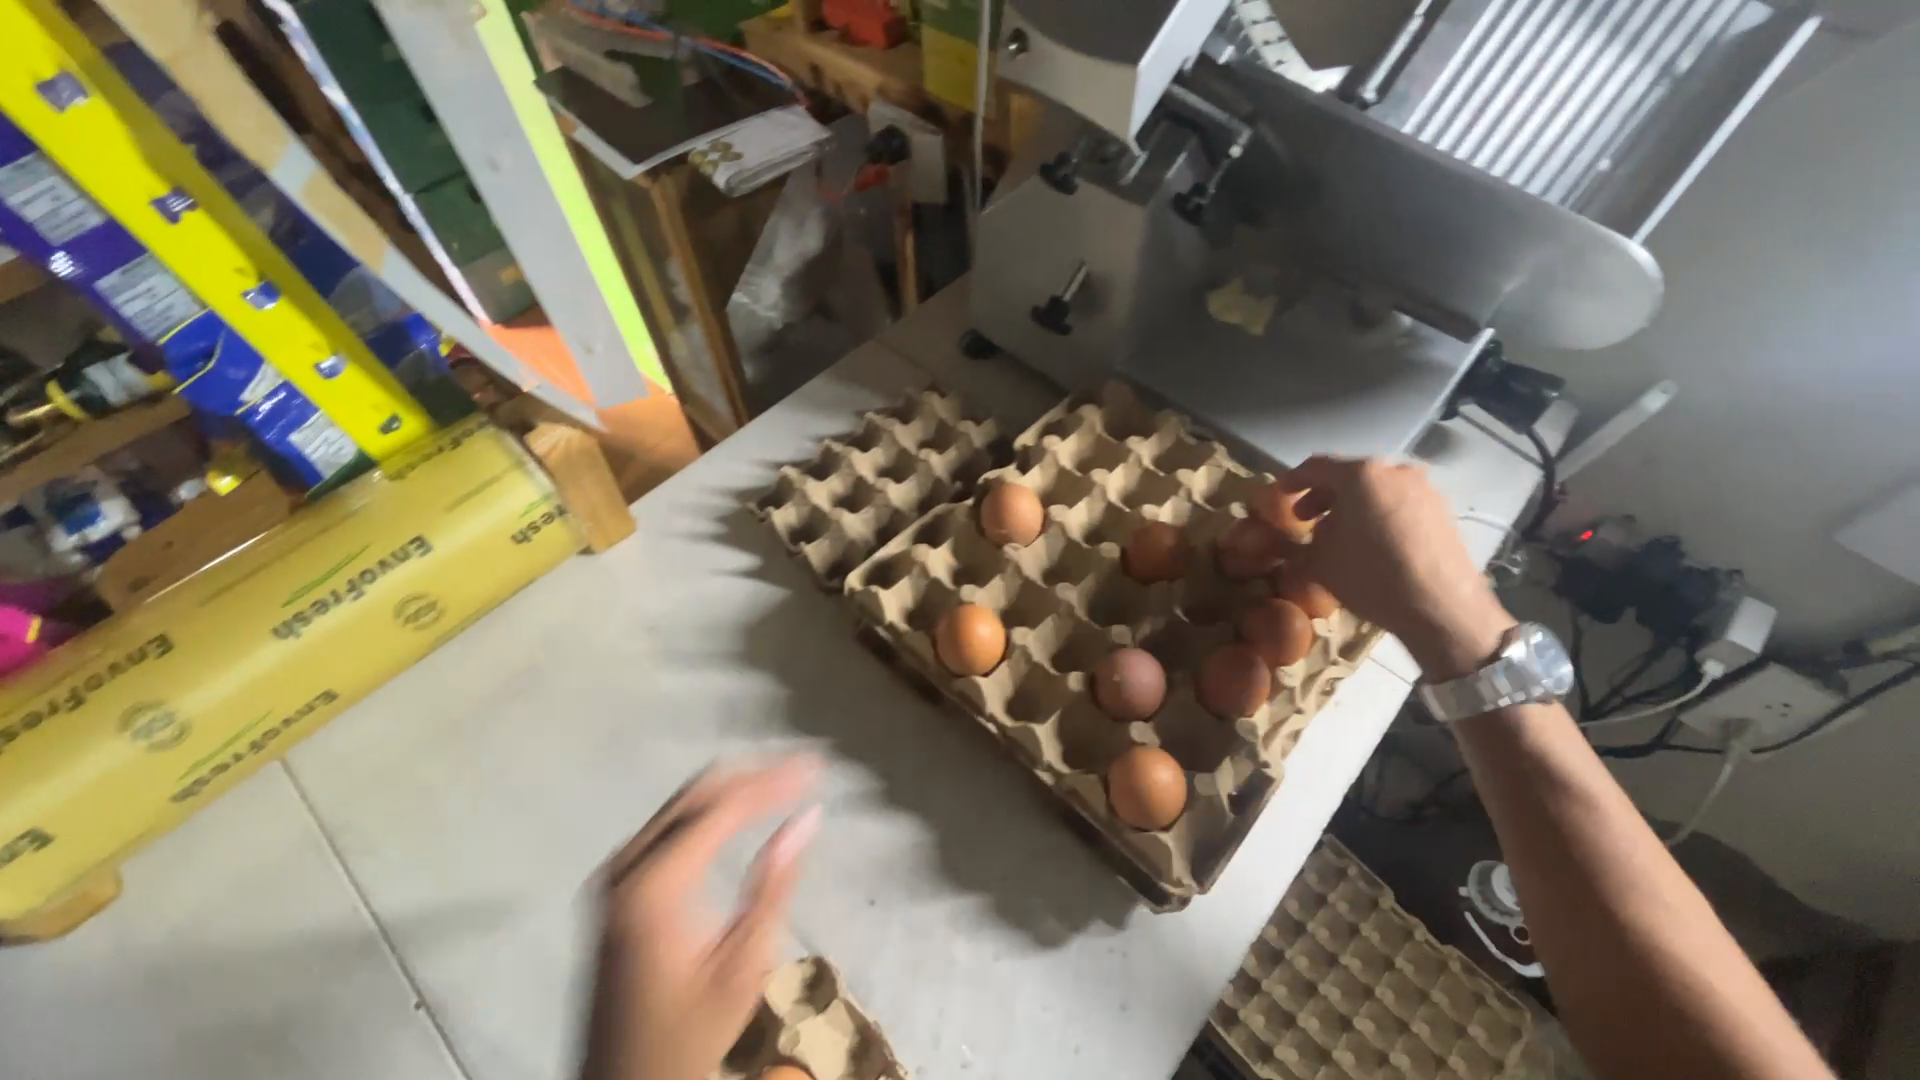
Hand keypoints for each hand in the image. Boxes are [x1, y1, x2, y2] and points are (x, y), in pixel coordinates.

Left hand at [581, 757, 821, 1079]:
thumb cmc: (688, 1035)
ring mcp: (613, 876)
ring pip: (680, 804)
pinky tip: (741, 813)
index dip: (771, 780)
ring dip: (732, 790)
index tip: (816, 767)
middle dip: (753, 775)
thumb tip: (807, 819)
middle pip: (695, 793)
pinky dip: (709, 811)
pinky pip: (667, 826)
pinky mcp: (614, 888)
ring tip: (784, 784)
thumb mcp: (742, 968)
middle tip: (804, 769)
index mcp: (654, 886)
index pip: (719, 807)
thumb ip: (774, 885)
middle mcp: (624, 867)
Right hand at [1280, 457, 1513, 679]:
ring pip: (1376, 489)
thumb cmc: (1370, 577)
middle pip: (1349, 476)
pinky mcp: (1442, 509)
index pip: (1316, 467)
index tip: (1280, 496)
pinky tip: (1369, 542)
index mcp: (1360, 475)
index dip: (1293, 481)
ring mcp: (1423, 489)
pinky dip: (1377, 514)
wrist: (1441, 607)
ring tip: (1338, 535)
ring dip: (1351, 506)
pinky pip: (1398, 503)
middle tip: (1305, 520)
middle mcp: (1394, 471)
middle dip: (1323, 496)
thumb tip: (1277, 542)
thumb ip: (1292, 546)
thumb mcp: (1318, 564)